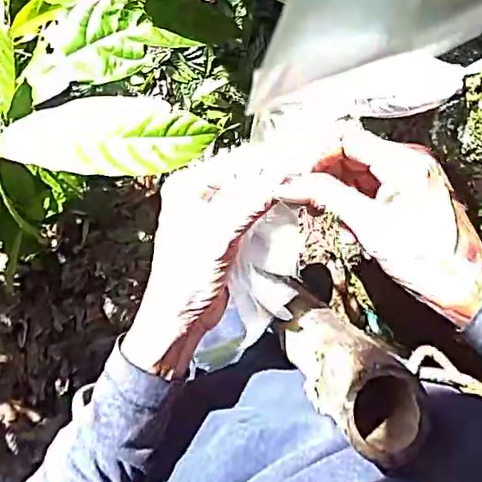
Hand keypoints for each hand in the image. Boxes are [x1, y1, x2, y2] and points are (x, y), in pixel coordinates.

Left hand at [122, 135, 339, 378]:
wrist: (179, 321)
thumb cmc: (186, 279)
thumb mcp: (220, 236)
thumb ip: (250, 203)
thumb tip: (280, 177)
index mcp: (186, 185)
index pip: (233, 160)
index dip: (266, 161)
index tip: (296, 163)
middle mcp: (197, 191)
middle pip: (243, 172)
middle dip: (272, 173)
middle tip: (302, 173)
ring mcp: (211, 210)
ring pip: (250, 188)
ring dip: (273, 188)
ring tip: (299, 185)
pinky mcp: (225, 228)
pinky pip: (252, 207)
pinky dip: (269, 204)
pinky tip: (287, 203)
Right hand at [278, 129, 481, 326]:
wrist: (466, 288)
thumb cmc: (429, 260)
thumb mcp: (370, 226)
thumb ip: (328, 197)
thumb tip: (292, 182)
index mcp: (403, 161)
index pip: (346, 137)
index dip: (315, 153)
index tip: (294, 173)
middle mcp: (409, 160)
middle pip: (350, 151)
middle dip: (322, 171)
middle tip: (298, 191)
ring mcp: (410, 175)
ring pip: (358, 169)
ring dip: (334, 186)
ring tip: (318, 209)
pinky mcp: (410, 192)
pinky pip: (372, 184)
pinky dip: (352, 198)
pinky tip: (344, 220)